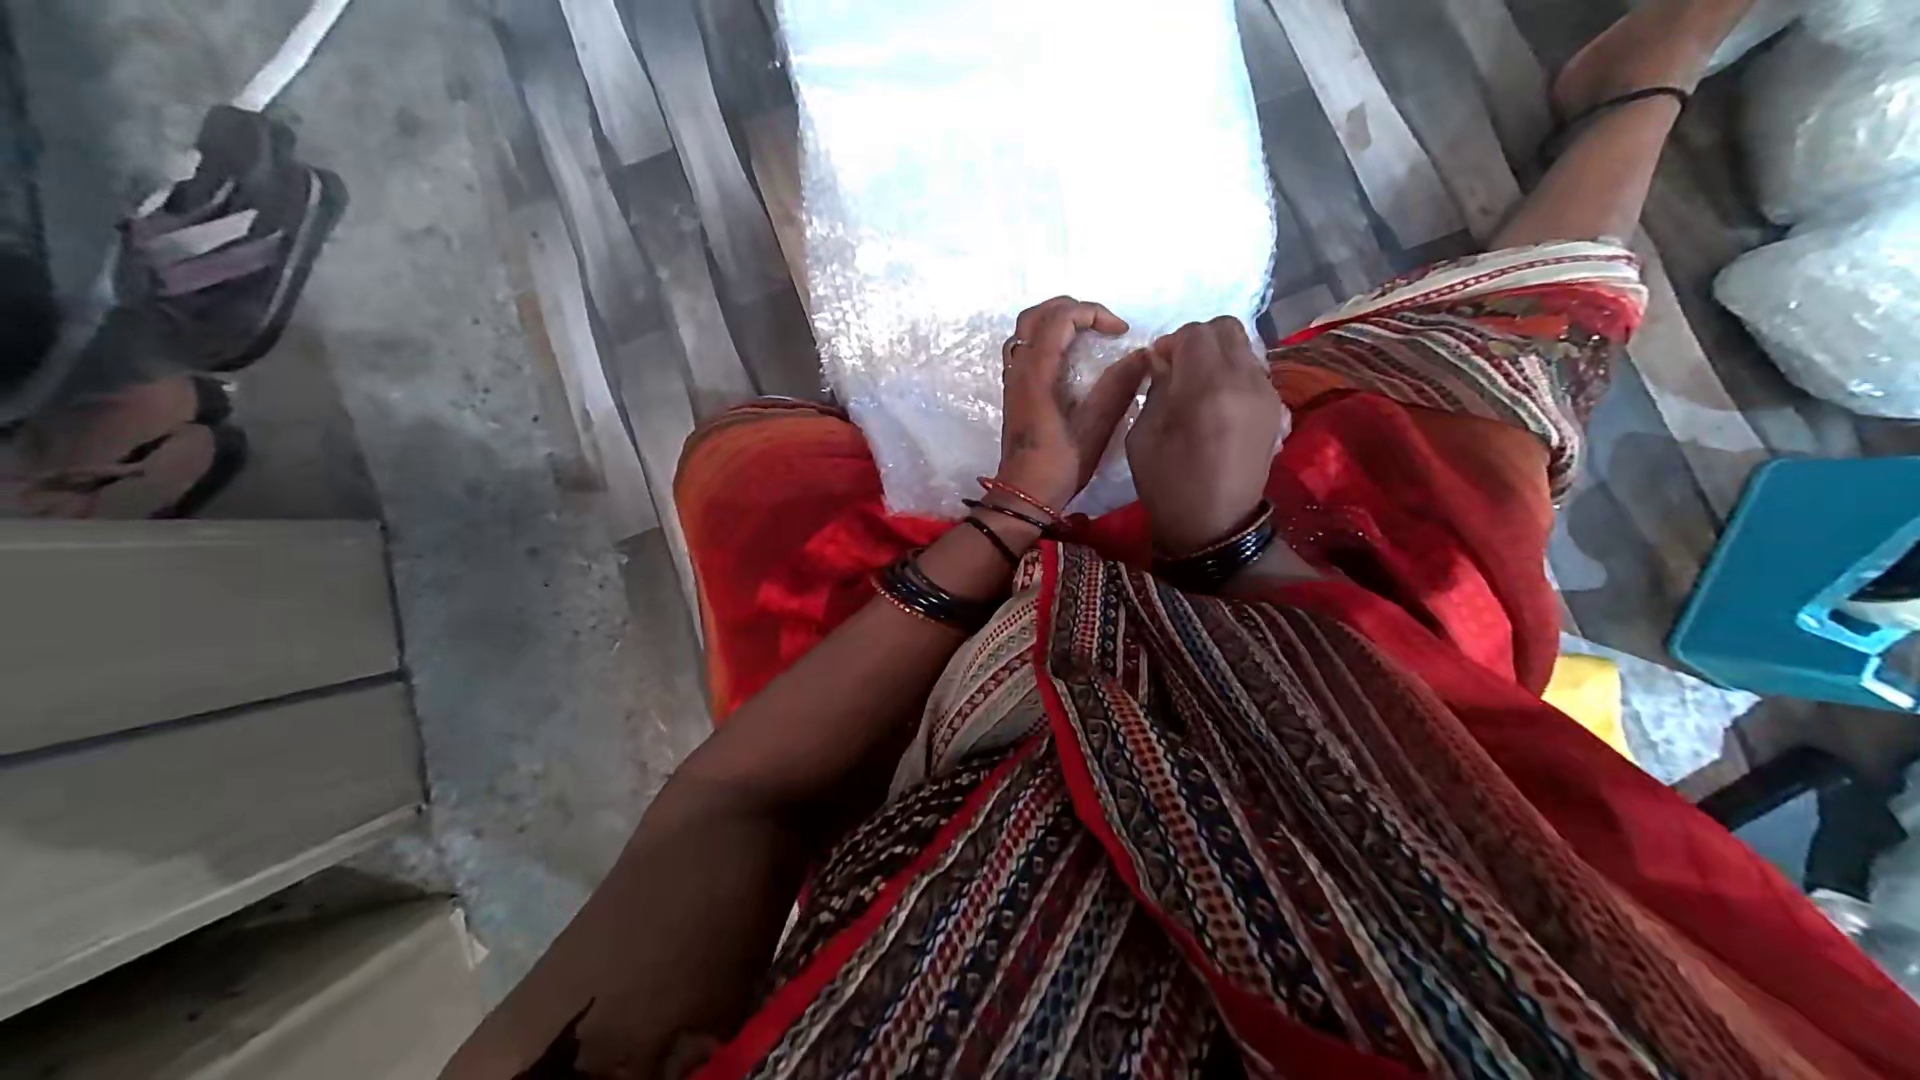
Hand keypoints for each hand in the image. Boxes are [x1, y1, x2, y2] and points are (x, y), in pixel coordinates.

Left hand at [994, 296, 1150, 510]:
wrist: (1023, 495)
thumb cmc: (1059, 466)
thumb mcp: (1095, 428)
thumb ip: (1118, 387)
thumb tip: (1142, 355)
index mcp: (1036, 373)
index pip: (1059, 318)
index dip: (1093, 314)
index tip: (1120, 332)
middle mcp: (1018, 369)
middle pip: (1036, 314)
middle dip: (1072, 309)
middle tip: (1103, 323)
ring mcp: (1012, 380)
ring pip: (1026, 329)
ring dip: (1055, 320)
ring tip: (1086, 331)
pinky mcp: (1014, 392)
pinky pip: (1024, 348)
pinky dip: (1045, 338)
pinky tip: (1068, 355)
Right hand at [1126, 317, 1288, 553]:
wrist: (1216, 526)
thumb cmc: (1168, 485)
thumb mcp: (1143, 436)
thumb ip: (1156, 388)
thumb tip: (1163, 361)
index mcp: (1208, 387)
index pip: (1194, 333)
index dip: (1170, 343)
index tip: (1157, 364)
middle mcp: (1246, 381)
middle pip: (1226, 328)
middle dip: (1198, 340)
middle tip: (1178, 367)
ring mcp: (1267, 394)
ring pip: (1245, 347)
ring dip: (1218, 356)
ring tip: (1198, 386)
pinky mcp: (1277, 408)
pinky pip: (1254, 371)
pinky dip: (1234, 374)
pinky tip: (1217, 403)